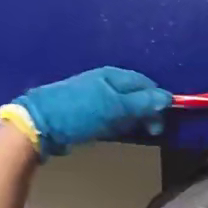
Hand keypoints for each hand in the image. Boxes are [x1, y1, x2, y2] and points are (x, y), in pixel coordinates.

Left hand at [0, 67, 172, 157]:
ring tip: (134, 132)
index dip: (158, 100)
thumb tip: (168, 98)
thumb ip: (141, 103)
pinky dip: (117, 122)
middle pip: (135, 94)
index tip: (164, 120)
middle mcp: (104, 81)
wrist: (39, 124)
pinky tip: (116, 131)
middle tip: (152, 131)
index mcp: (113, 75)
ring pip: (123, 106)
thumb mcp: (114, 108)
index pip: (145, 83)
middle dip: (146, 111)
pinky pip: (109, 114)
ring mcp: (93, 95)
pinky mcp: (84, 110)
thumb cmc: (79, 113)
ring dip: (132, 118)